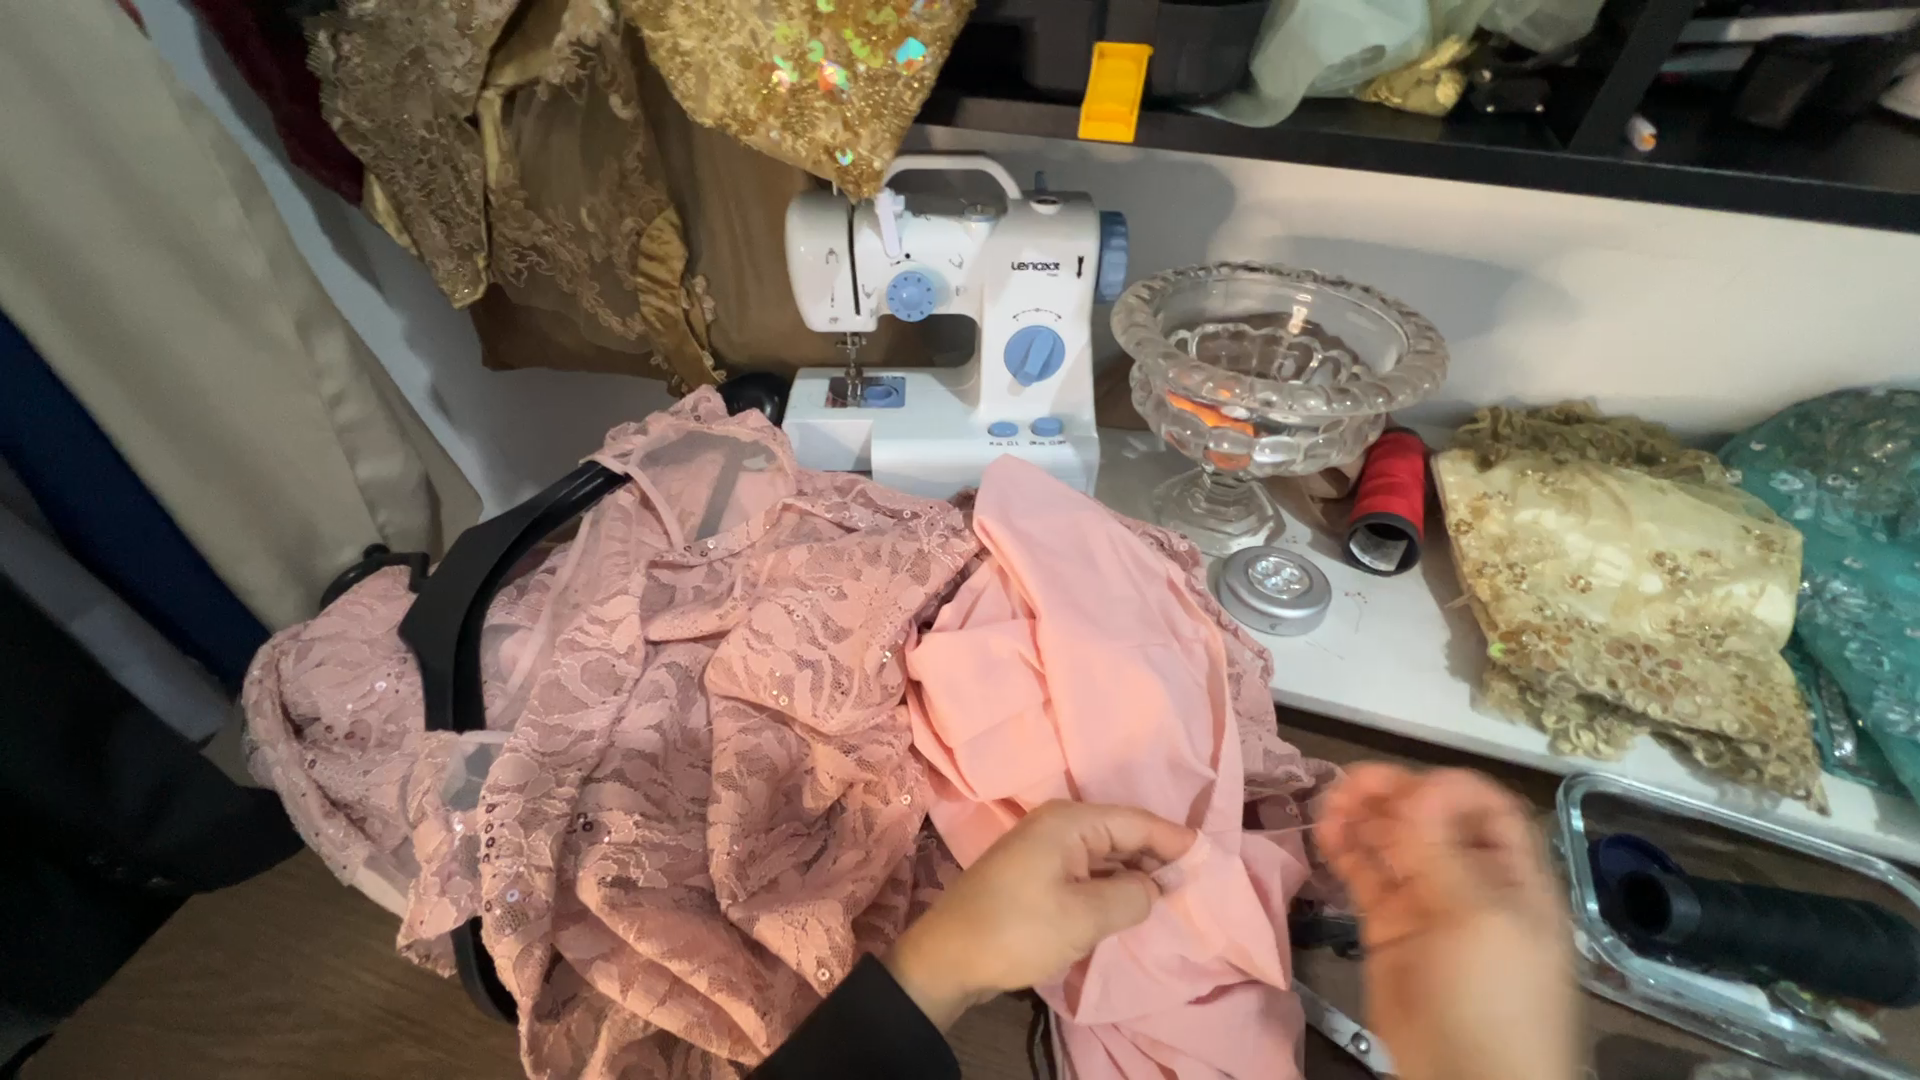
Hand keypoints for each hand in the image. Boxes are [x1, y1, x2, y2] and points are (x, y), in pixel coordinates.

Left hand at [884, 800, 1195, 1028]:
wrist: (948, 956)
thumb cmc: (1018, 928)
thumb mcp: (1083, 917)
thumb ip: (1129, 896)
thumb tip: (1153, 886)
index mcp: (1070, 821)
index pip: (1136, 821)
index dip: (1174, 839)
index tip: (1210, 857)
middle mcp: (1059, 824)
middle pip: (1121, 832)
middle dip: (1157, 854)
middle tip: (1199, 881)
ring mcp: (1046, 848)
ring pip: (1105, 851)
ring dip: (1135, 870)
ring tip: (1175, 893)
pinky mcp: (1038, 872)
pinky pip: (1088, 868)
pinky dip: (1112, 881)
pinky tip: (1132, 902)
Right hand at [1318, 766, 1578, 1079]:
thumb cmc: (1492, 998)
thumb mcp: (1478, 918)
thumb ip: (1442, 849)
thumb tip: (1418, 786)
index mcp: (1510, 876)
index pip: (1484, 808)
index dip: (1444, 788)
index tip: (1401, 788)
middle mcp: (1467, 877)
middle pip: (1427, 816)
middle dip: (1389, 794)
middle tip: (1348, 786)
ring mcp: (1423, 898)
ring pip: (1388, 837)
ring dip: (1359, 815)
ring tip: (1329, 808)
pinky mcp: (1384, 918)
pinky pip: (1361, 869)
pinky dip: (1342, 847)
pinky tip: (1325, 835)